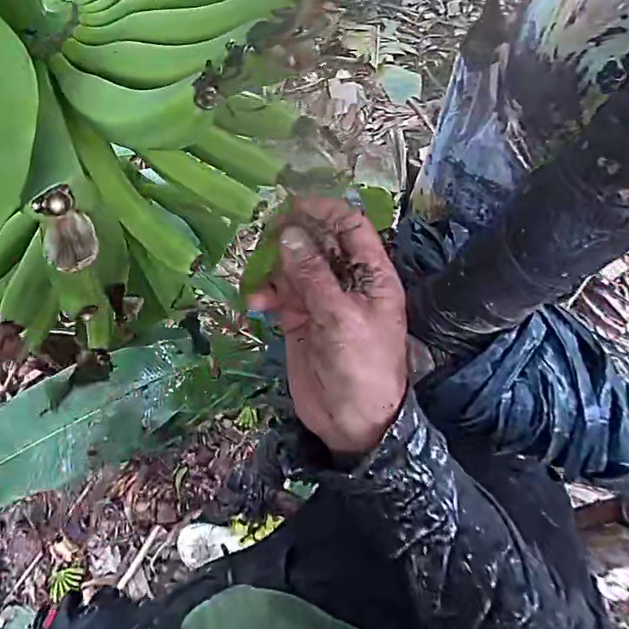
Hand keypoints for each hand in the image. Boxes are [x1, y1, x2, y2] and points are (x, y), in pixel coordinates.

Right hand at [247, 197, 408, 458]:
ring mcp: (322, 299)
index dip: (326, 211)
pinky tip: (256, 304)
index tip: (294, 204)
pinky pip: (281, 295)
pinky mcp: (301, 320)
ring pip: (295, 266)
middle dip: (294, 235)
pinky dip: (267, 294)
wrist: (354, 423)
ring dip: (275, 267)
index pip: (351, 227)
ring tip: (258, 277)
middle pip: (319, 242)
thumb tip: (288, 234)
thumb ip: (312, 275)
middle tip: (265, 234)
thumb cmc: (361, 366)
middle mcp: (347, 281)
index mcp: (372, 274)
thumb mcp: (340, 317)